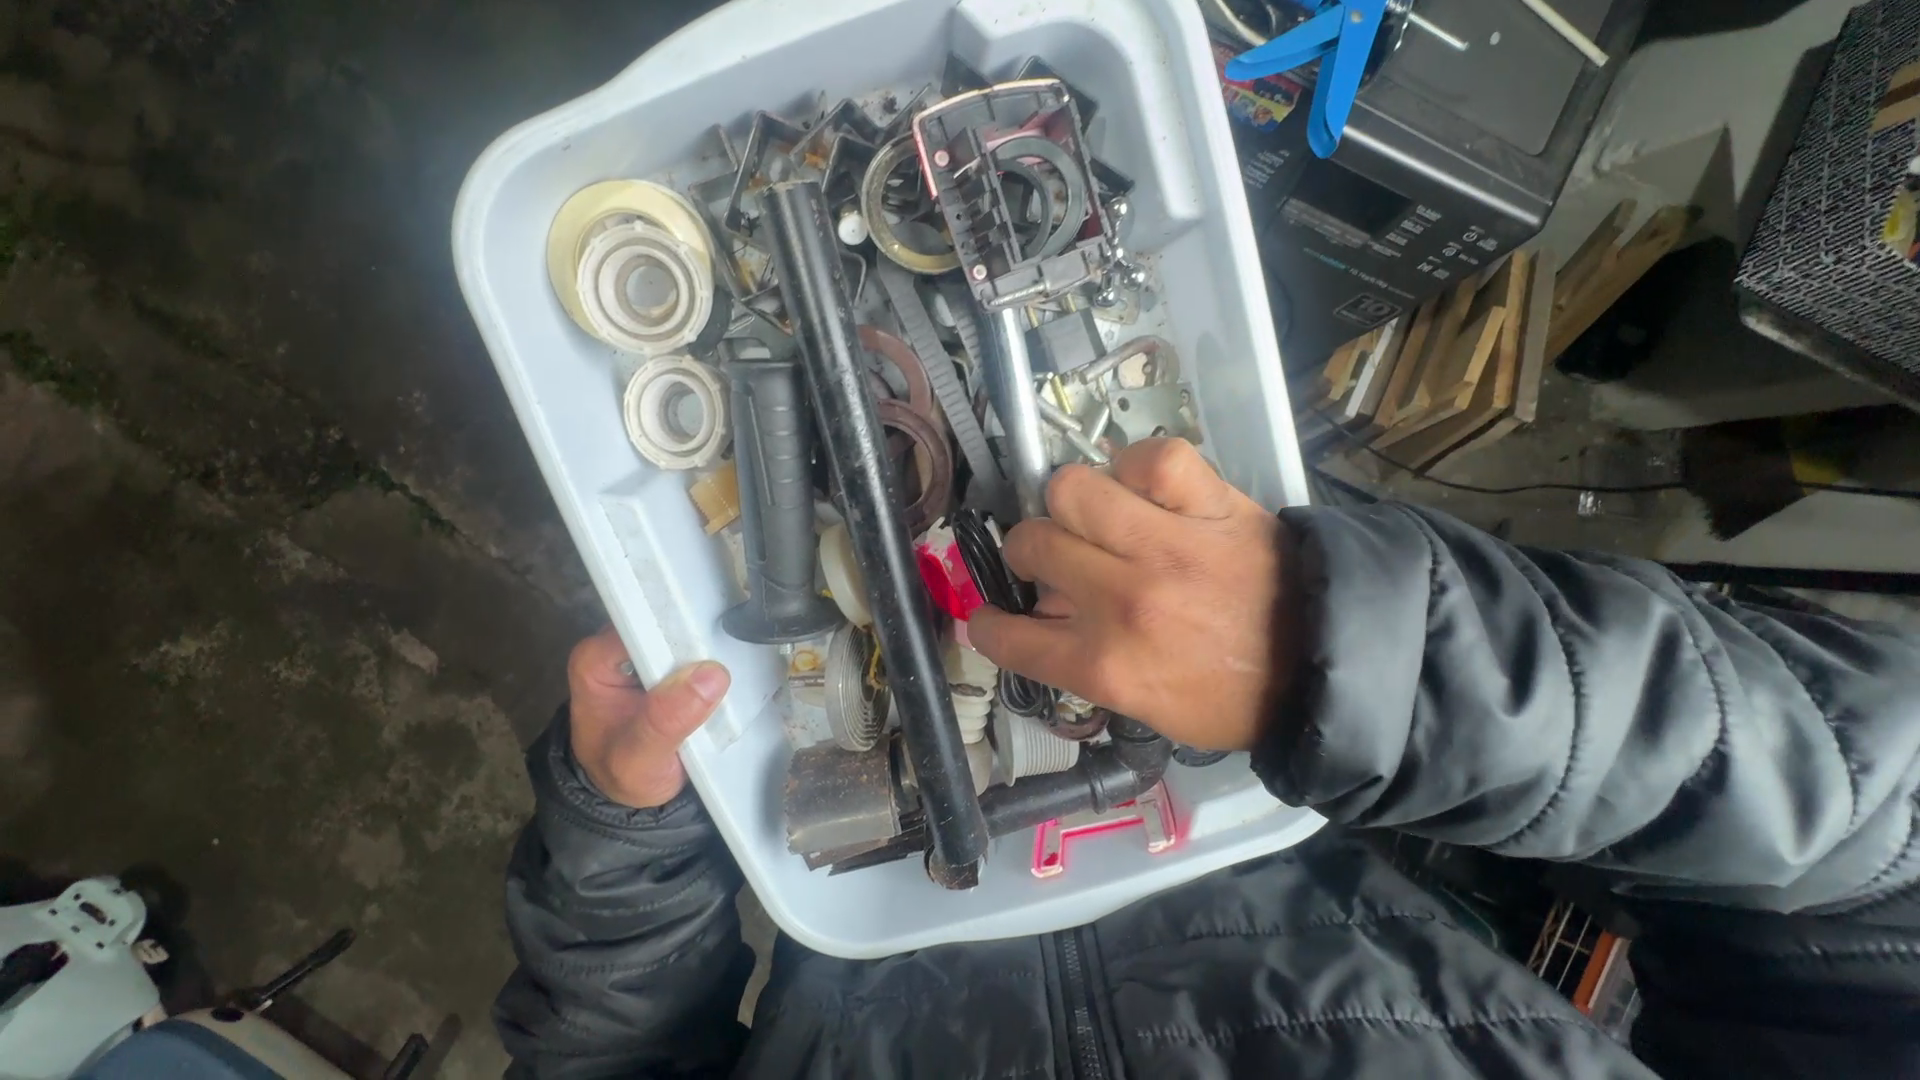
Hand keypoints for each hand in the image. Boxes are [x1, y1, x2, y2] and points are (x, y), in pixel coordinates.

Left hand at [567, 628, 730, 807]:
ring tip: (736, 672)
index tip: (710, 649)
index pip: (640, 625)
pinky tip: (734, 676)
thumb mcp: (638, 759)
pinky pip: (702, 650)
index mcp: (597, 660)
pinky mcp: (675, 662)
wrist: (632, 792)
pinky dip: (718, 663)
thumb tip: (711, 676)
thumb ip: (666, 721)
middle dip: (701, 642)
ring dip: (715, 652)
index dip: (676, 633)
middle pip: (669, 623)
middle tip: (730, 664)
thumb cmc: (623, 774)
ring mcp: (651, 652)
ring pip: (689, 634)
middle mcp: (622, 646)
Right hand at [969, 439, 1297, 751]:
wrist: (1325, 666)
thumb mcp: (1144, 704)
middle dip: (1029, 554)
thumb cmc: (1230, 696)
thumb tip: (1040, 609)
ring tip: (1093, 518)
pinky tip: (1143, 489)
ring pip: (1071, 488)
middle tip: (1053, 559)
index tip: (991, 618)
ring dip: (1070, 505)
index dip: (988, 626)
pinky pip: (1151, 458)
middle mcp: (1123, 600)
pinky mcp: (1211, 505)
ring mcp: (1166, 546)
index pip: (1009, 637)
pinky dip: (1138, 467)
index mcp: (1105, 664)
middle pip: (1030, 543)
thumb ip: (1080, 661)